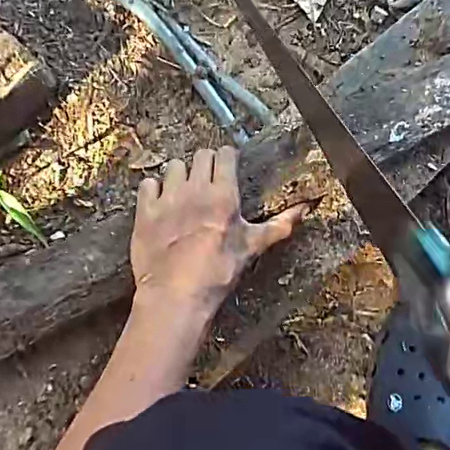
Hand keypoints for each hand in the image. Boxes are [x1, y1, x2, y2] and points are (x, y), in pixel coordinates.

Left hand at [129, 146, 303, 327]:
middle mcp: (195, 188)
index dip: (228, 157)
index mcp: (223, 194)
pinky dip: (154, 190)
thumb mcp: (252, 247)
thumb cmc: (217, 272)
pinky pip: (148, 184)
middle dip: (206, 163)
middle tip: (209, 179)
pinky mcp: (145, 211)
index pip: (225, 154)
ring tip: (184, 190)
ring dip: (180, 174)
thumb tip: (303, 210)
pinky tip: (161, 203)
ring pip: (173, 166)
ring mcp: (167, 198)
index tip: (229, 164)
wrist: (175, 294)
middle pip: (200, 155)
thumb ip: (278, 225)